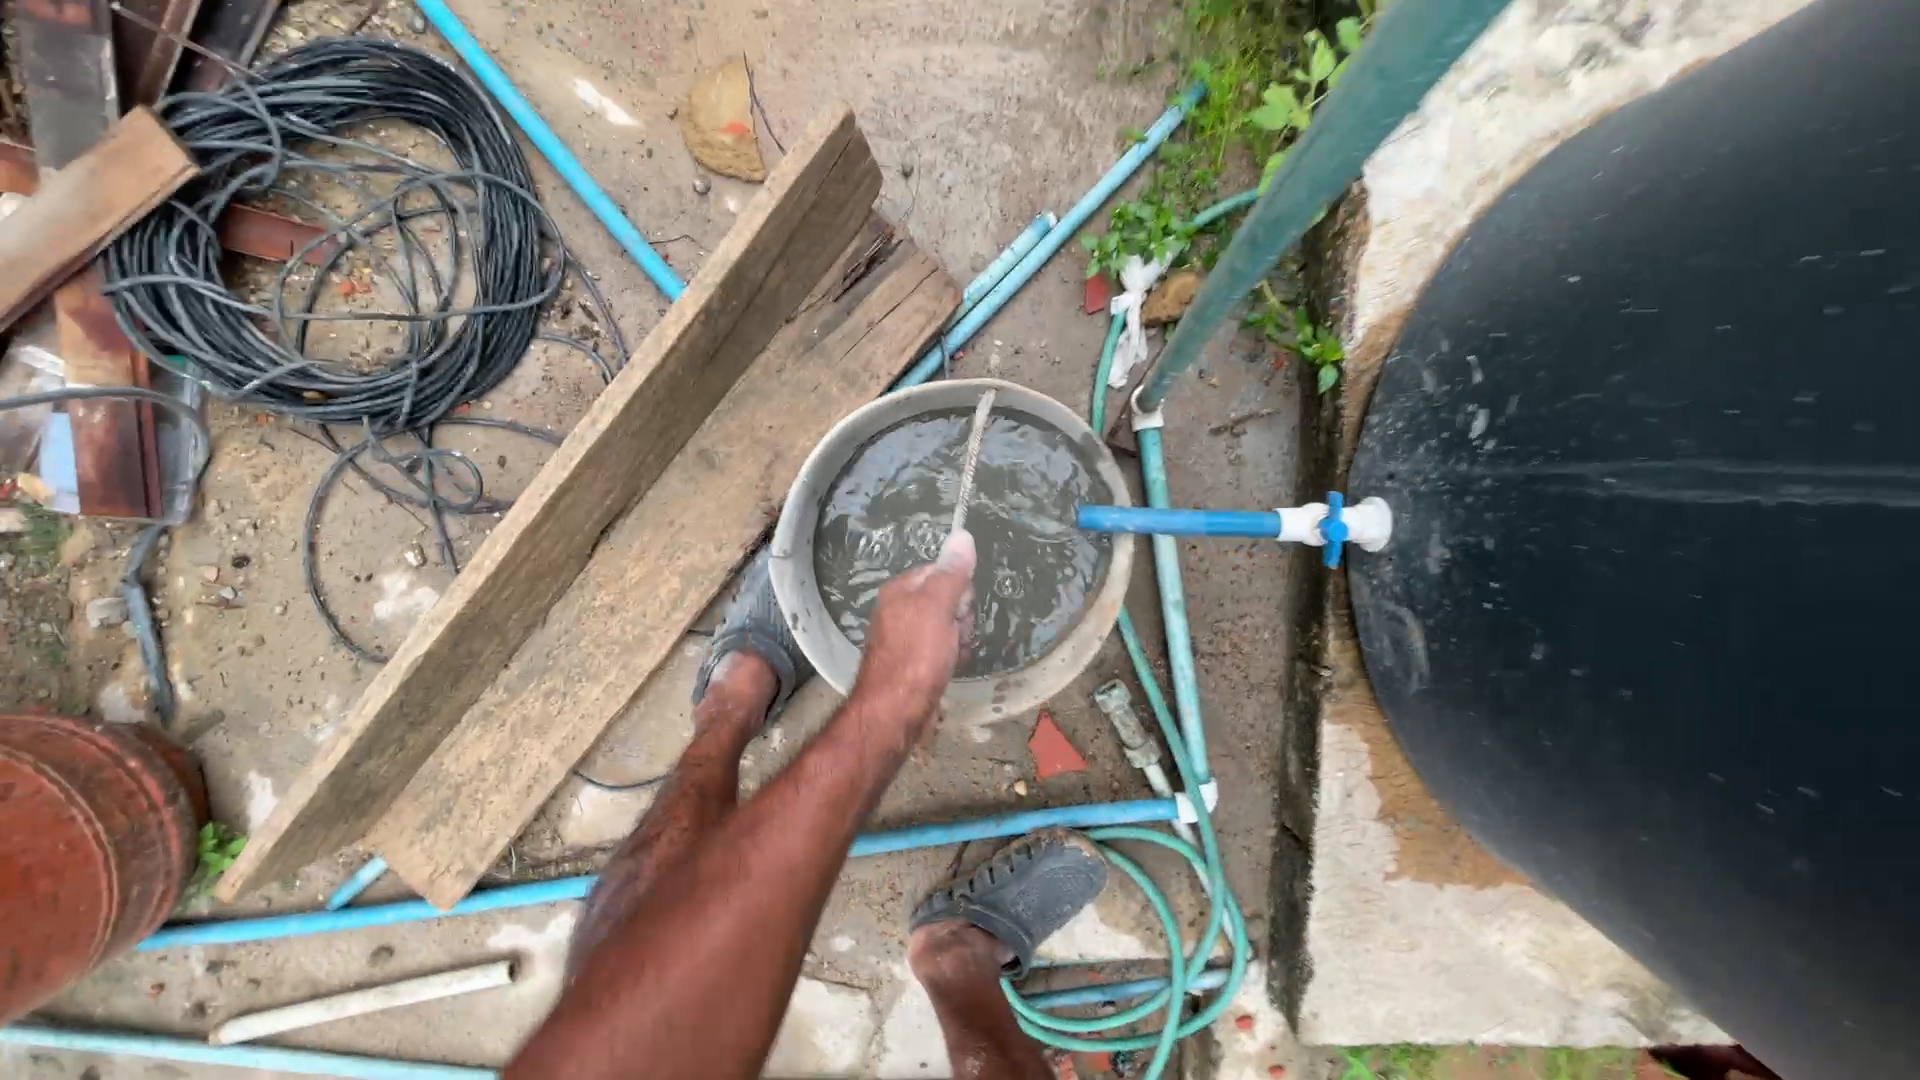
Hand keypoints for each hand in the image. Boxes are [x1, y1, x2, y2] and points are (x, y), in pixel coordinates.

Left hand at [849, 529, 976, 738]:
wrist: (895, 711)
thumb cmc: (916, 655)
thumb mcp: (938, 607)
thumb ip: (952, 573)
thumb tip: (962, 535)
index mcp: (901, 590)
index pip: (943, 572)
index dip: (959, 590)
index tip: (958, 609)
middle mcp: (900, 609)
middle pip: (948, 599)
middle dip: (960, 618)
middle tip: (954, 636)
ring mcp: (906, 637)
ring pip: (948, 626)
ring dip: (958, 640)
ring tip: (951, 656)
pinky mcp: (914, 661)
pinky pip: (942, 648)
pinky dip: (951, 657)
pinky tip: (949, 668)